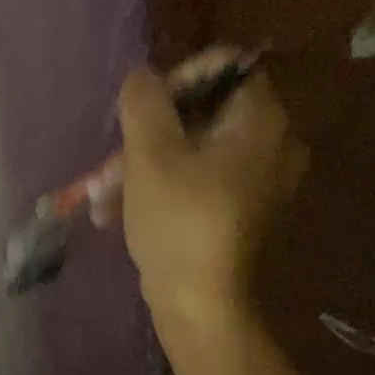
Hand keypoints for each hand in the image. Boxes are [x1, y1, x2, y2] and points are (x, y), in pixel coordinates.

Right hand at [116, 46, 308, 333]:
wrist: (199, 305)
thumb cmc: (178, 223)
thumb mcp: (150, 156)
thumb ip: (144, 103)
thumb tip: (142, 75)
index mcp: (263, 122)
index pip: (225, 69)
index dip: (175, 80)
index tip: (137, 111)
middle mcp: (273, 145)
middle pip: (203, 115)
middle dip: (146, 137)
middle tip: (108, 164)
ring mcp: (259, 183)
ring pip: (193, 153)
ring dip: (142, 169)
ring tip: (102, 196)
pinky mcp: (240, 214)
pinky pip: (198, 184)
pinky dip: (160, 191)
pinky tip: (119, 214)